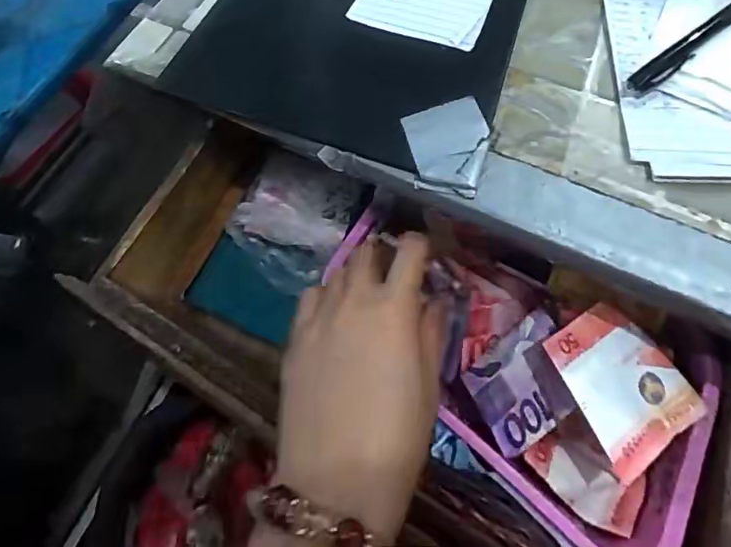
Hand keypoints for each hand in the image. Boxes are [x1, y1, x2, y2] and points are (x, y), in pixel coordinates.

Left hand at [273, 233, 448, 543]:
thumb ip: (431, 332)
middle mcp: (354, 299)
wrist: (335, 484)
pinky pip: (310, 296)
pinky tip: (331, 315)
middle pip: (367, 252)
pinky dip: (325, 295)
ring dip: (355, 273)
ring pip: (338, 271)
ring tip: (364, 294)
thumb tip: (435, 299)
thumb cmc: (397, 438)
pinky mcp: (294, 338)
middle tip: (395, 274)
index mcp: (394, 307)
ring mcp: (319, 316)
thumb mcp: (429, 386)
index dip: (422, 245)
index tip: (428, 255)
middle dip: (385, 254)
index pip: (410, 250)